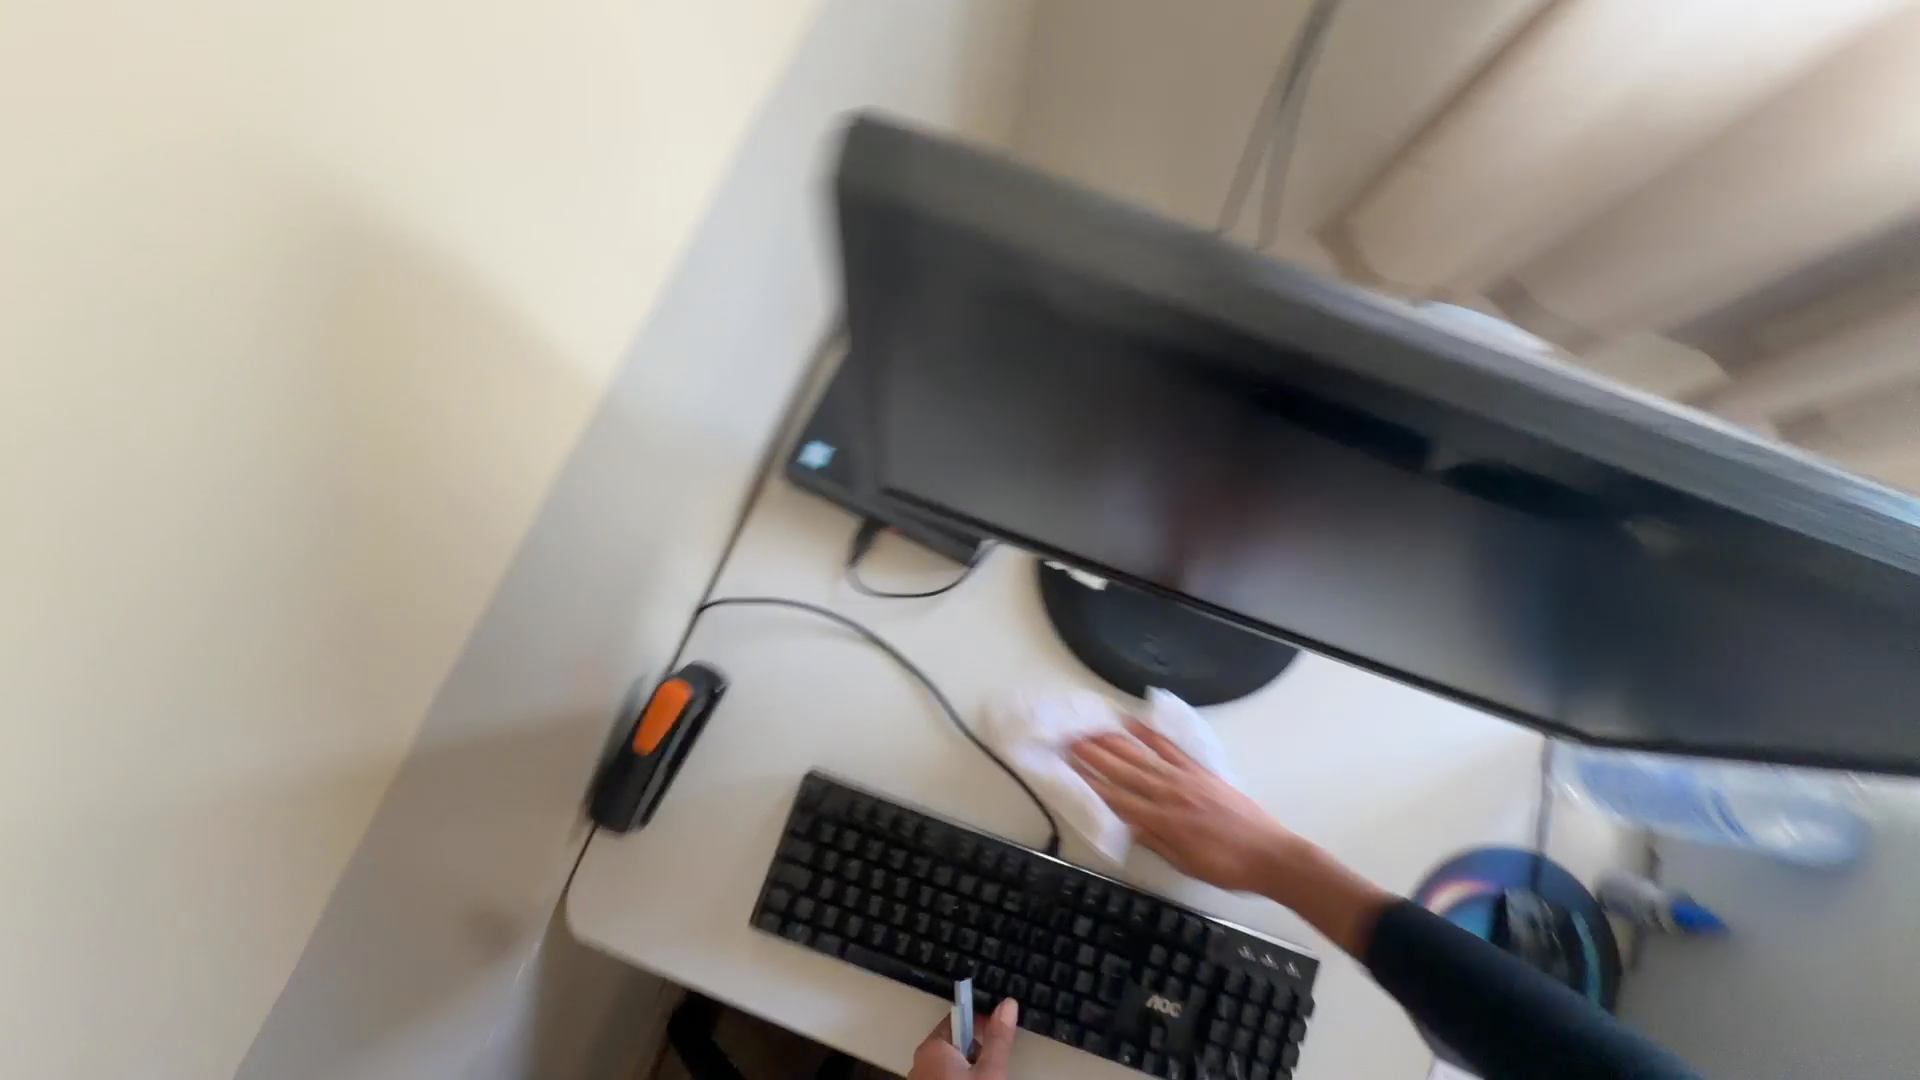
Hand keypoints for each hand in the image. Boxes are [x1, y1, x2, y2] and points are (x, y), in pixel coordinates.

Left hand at [910, 1000, 1018, 1079]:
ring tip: (987, 1079)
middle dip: (977, 1051)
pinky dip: (958, 1078)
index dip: (981, 1023)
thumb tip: (1008, 1002)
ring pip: (950, 1066)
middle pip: (955, 1044)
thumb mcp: (990, 1072)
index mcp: (932, 1047)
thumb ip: (998, 1039)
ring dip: (969, 1070)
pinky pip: (943, 1078)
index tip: (998, 1033)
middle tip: (995, 1067)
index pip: (958, 1019)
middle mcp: (919, 1061)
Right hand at [1070, 721, 1296, 893]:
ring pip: (1141, 754)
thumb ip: (1152, 839)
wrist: (1270, 854)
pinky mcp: (1199, 770)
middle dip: (1093, 754)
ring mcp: (1184, 777)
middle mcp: (1169, 793)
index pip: (1116, 796)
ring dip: (1113, 741)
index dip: (1090, 780)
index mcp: (1162, 820)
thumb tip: (1122, 821)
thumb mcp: (1183, 863)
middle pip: (1123, 769)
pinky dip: (1148, 733)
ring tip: (1090, 729)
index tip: (1068, 766)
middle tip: (1069, 739)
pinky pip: (1169, 747)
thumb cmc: (1225, 867)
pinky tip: (1132, 723)